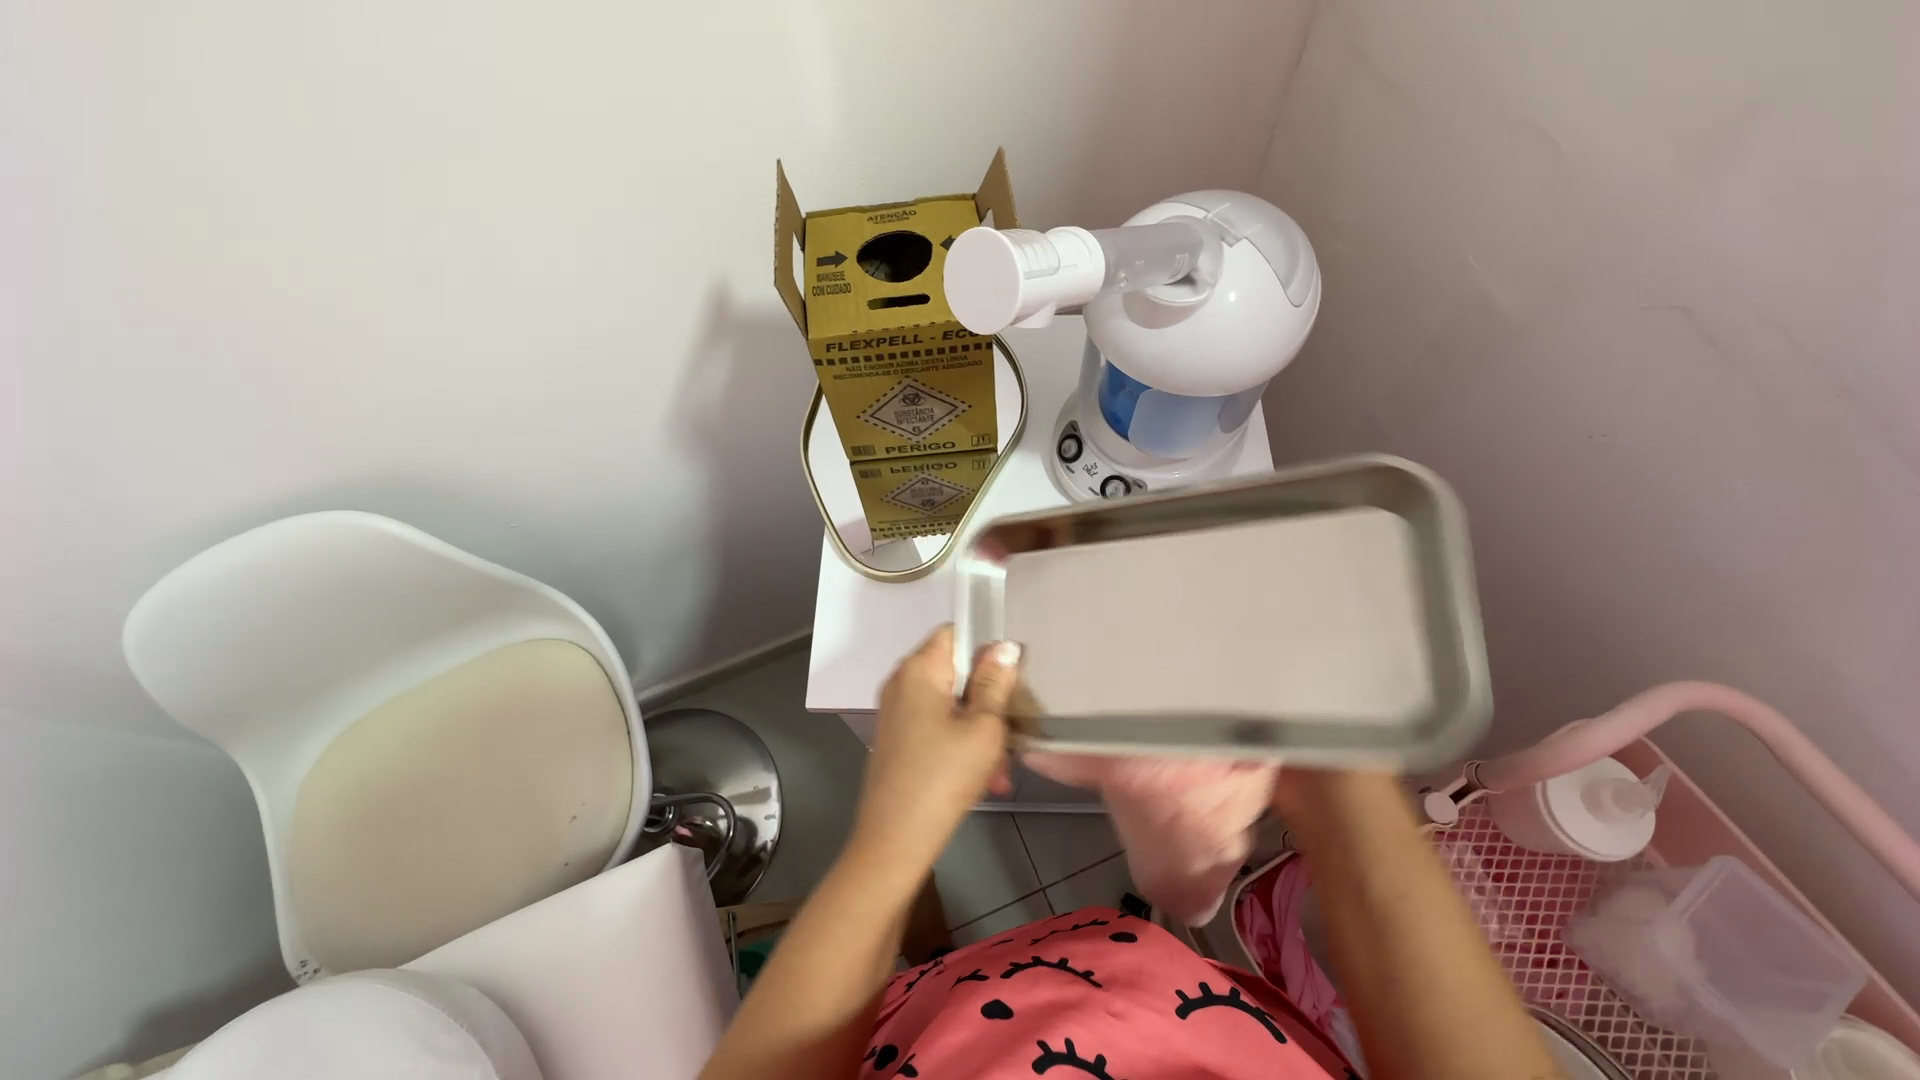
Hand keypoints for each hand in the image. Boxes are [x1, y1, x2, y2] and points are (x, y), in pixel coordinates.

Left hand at [851, 625, 1019, 868]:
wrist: (895, 840)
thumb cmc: (943, 777)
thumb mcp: (983, 729)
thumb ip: (995, 684)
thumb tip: (1004, 647)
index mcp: (919, 669)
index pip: (956, 633)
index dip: (986, 649)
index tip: (1010, 678)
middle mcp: (901, 683)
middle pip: (955, 672)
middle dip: (988, 700)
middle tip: (1012, 732)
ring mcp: (896, 713)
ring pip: (950, 706)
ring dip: (979, 732)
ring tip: (1000, 771)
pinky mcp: (897, 739)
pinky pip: (937, 728)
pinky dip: (960, 746)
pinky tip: (984, 780)